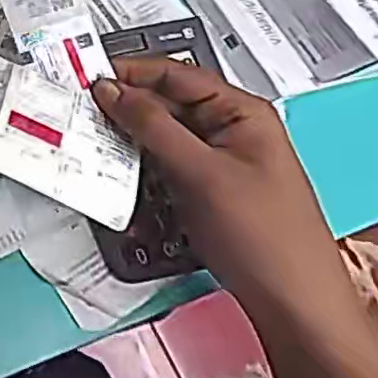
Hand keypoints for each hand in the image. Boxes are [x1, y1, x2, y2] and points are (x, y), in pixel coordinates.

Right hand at [91, 57, 352, 327]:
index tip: (92, 77)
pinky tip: (116, 167)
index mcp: (242, 112)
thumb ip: (153, 126)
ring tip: (94, 138)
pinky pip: (161, 160)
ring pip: (158, 133)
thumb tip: (113, 91)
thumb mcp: (201, 172)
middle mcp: (228, 129)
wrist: (292, 305)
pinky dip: (137, 161)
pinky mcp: (202, 184)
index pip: (175, 74)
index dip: (131, 72)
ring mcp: (215, 158)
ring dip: (128, 136)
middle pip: (164, 102)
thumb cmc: (267, 238)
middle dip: (125, 106)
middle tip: (84, 109)